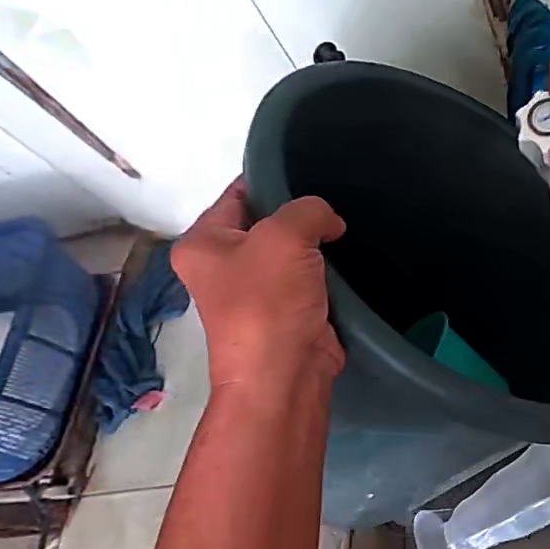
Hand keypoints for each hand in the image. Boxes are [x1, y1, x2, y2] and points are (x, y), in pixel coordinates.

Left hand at [171, 178, 347, 386]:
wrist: (284, 374)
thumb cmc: (269, 302)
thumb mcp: (285, 236)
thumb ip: (308, 210)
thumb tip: (329, 223)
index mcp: (203, 243)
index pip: (239, 194)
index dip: (273, 181)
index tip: (310, 174)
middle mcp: (223, 266)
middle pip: (266, 223)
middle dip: (299, 215)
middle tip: (334, 204)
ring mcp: (255, 292)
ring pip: (291, 252)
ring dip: (316, 245)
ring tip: (344, 230)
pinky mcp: (285, 312)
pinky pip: (308, 279)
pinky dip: (326, 272)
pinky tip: (346, 260)